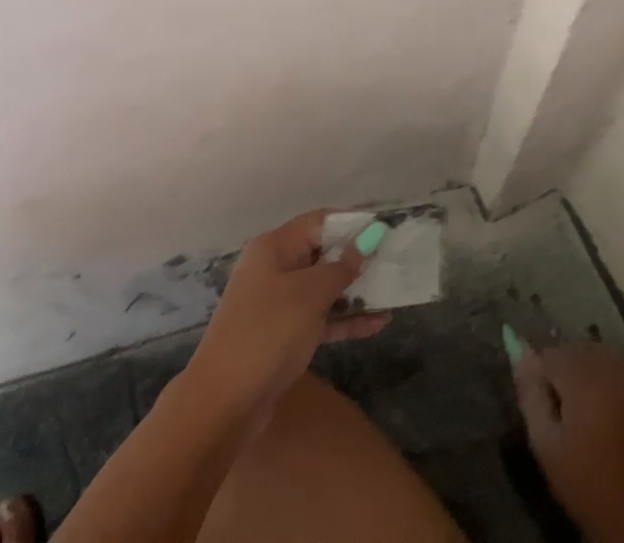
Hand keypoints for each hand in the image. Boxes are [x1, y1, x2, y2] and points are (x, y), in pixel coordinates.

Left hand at [184, 210, 390, 411]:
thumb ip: (340, 267)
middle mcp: (274, 270)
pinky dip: (347, 319)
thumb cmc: (268, 333)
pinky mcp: (285, 335)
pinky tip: (380, 323)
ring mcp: (279, 304)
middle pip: (322, 254)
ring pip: (324, 288)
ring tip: (395, 293)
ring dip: (357, 291)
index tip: (387, 232)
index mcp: (273, 249)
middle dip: (358, 259)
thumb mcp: (308, 294)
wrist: (227, 399)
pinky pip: (322, 318)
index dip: (351, 225)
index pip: (317, 223)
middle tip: (396, 264)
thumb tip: (364, 243)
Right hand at [514, 340, 623, 542]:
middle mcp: (612, 372)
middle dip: (562, 367)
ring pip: (598, 352)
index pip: (551, 354)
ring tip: (579, 402)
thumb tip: (518, 349)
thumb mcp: (543, 440)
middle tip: (557, 404)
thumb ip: (530, 391)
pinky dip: (606, 370)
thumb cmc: (582, 481)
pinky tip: (602, 397)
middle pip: (576, 348)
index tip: (539, 402)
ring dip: (584, 366)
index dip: (539, 375)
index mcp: (585, 383)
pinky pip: (621, 362)